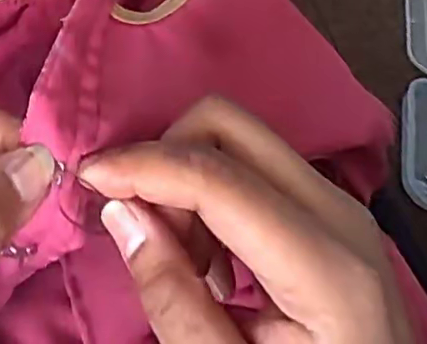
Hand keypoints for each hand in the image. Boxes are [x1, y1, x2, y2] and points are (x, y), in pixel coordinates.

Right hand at [80, 97, 412, 343]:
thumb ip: (175, 302)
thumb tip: (120, 211)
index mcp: (328, 267)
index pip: (216, 177)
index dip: (143, 166)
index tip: (89, 178)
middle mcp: (338, 211)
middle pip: (226, 124)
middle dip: (165, 158)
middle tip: (147, 229)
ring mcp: (337, 201)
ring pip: (234, 135)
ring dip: (184, 176)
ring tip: (184, 260)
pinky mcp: (327, 206)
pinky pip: (248, 161)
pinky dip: (207, 188)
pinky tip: (210, 259)